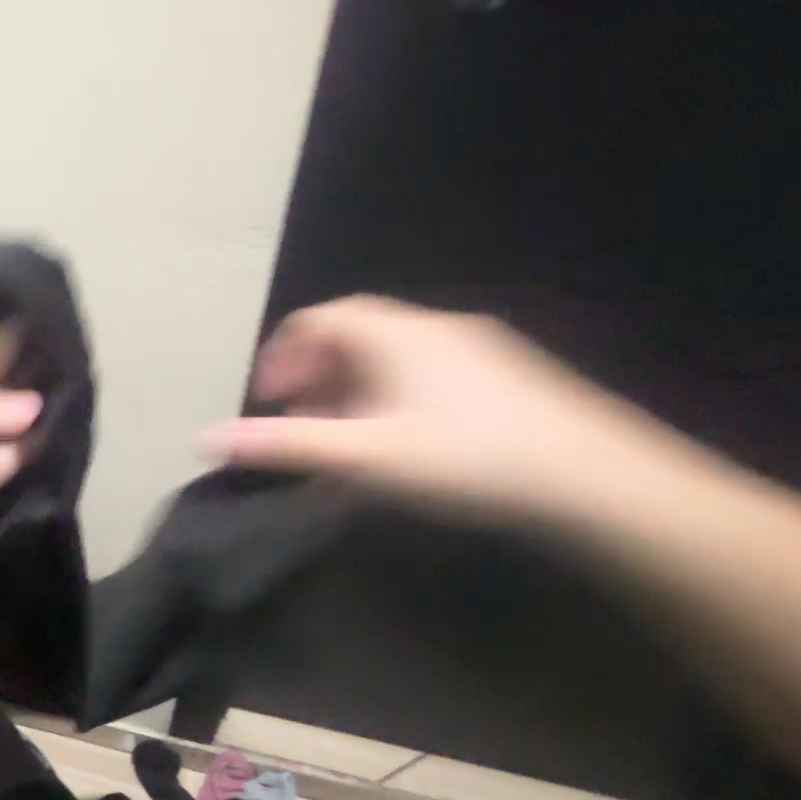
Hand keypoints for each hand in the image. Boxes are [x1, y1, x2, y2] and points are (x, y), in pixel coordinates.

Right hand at [199, 295, 678, 518]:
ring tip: (344, 443)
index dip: (285, 353)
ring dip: (352, 392)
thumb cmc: (465, 457)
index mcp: (397, 334)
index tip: (271, 399)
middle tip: (301, 425)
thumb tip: (206, 438)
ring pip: (392, 359)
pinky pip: (425, 375)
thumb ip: (283, 445)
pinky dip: (391, 399)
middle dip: (315, 377)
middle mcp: (434, 329)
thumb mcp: (364, 454)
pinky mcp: (504, 379)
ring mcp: (475, 351)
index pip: (321, 317)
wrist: (594, 481)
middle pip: (354, 336)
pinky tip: (400, 447)